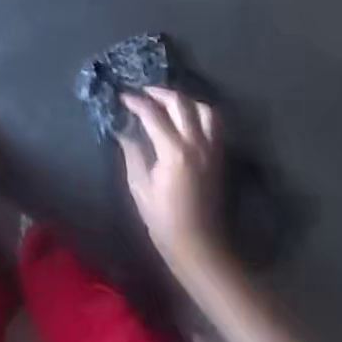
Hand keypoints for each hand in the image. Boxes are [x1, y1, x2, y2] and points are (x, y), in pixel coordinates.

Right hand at [117, 87, 222, 265]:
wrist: (201, 248)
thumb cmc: (165, 221)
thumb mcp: (140, 187)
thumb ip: (133, 153)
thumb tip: (123, 130)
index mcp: (174, 152)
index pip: (153, 113)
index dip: (135, 102)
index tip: (122, 97)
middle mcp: (197, 144)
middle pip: (180, 103)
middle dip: (159, 93)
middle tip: (142, 93)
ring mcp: (212, 150)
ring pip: (203, 109)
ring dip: (184, 100)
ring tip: (167, 103)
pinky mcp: (219, 157)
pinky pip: (214, 124)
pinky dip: (199, 113)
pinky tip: (185, 119)